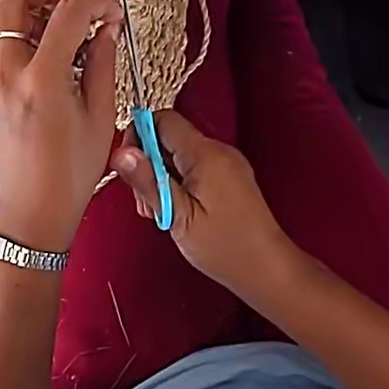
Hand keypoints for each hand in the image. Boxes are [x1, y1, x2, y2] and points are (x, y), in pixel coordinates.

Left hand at [0, 0, 122, 253]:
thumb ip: (104, 64)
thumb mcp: (101, 117)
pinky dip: (10, 33)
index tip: (112, 12)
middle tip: (71, 6)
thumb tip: (108, 29)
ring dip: (22, 10)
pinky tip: (38, 53)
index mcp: (44, 79)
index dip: (97, 2)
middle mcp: (9, 72)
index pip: (69, 13)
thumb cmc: (73, 170)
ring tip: (53, 28)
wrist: (34, 208)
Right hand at [112, 110, 302, 295]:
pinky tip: (177, 211)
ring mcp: (227, 162)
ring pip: (180, 154)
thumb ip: (148, 182)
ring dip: (162, 177)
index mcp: (205, 154)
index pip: (164, 119)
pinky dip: (179, 183)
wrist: (268, 268)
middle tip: (146, 202)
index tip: (131, 167)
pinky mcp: (230, 176)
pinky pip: (195, 166)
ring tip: (161, 212)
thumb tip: (121, 153)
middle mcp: (218, 150)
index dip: (140, 136)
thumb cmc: (224, 246)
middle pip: (170, 137)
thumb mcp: (177, 216)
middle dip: (149, 163)